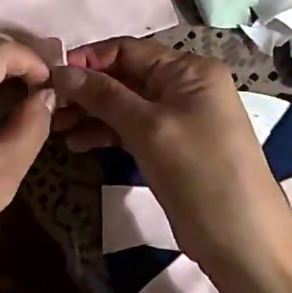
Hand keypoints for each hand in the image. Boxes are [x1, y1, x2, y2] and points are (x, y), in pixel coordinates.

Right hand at [49, 38, 291, 273]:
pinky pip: (127, 128)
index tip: (51, 76)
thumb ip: (102, 95)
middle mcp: (182, 87)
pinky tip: (77, 143)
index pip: (127, 50)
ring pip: (120, 103)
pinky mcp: (167, 145)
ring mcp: (175, 118)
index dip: (87, 59)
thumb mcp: (148, 127)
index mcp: (188, 71)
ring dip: (88, 112)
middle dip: (84, 89)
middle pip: (121, 76)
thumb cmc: (199, 171)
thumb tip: (60, 71)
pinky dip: (102, 132)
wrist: (243, 242)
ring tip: (56, 127)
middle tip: (49, 105)